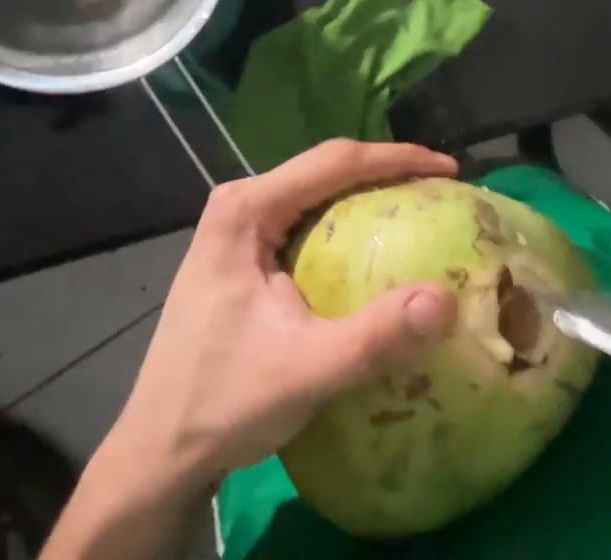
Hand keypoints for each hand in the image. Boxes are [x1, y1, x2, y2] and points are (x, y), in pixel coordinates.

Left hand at [43, 141, 459, 558]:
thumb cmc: (222, 402)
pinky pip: (310, 224)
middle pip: (327, 170)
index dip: (397, 158)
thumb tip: (447, 300)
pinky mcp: (246, 259)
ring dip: (373, 198)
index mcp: (245, 211)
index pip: (334, 161)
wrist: (160, 453)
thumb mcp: (305, 371)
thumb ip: (374, 337)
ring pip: (319, 195)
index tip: (450, 170)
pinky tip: (382, 250)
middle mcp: (240, 207)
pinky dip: (353, 228)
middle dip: (390, 173)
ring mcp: (240, 232)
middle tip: (444, 193)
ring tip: (424, 212)